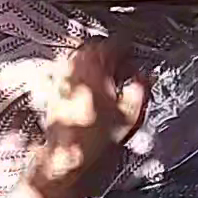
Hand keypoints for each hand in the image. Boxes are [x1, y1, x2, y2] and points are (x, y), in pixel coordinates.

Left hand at [32, 40, 147, 184]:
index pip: (114, 44)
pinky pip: (67, 67)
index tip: (133, 57)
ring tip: (105, 72)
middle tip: (121, 64)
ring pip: (80, 54)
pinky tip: (86, 82)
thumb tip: (144, 77)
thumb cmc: (94, 137)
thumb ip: (140, 89)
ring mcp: (62, 75)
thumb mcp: (130, 114)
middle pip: (95, 45)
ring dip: (94, 59)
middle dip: (110, 53)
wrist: (67, 153)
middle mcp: (76, 66)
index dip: (128, 50)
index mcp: (96, 67)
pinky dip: (79, 69)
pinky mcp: (53, 86)